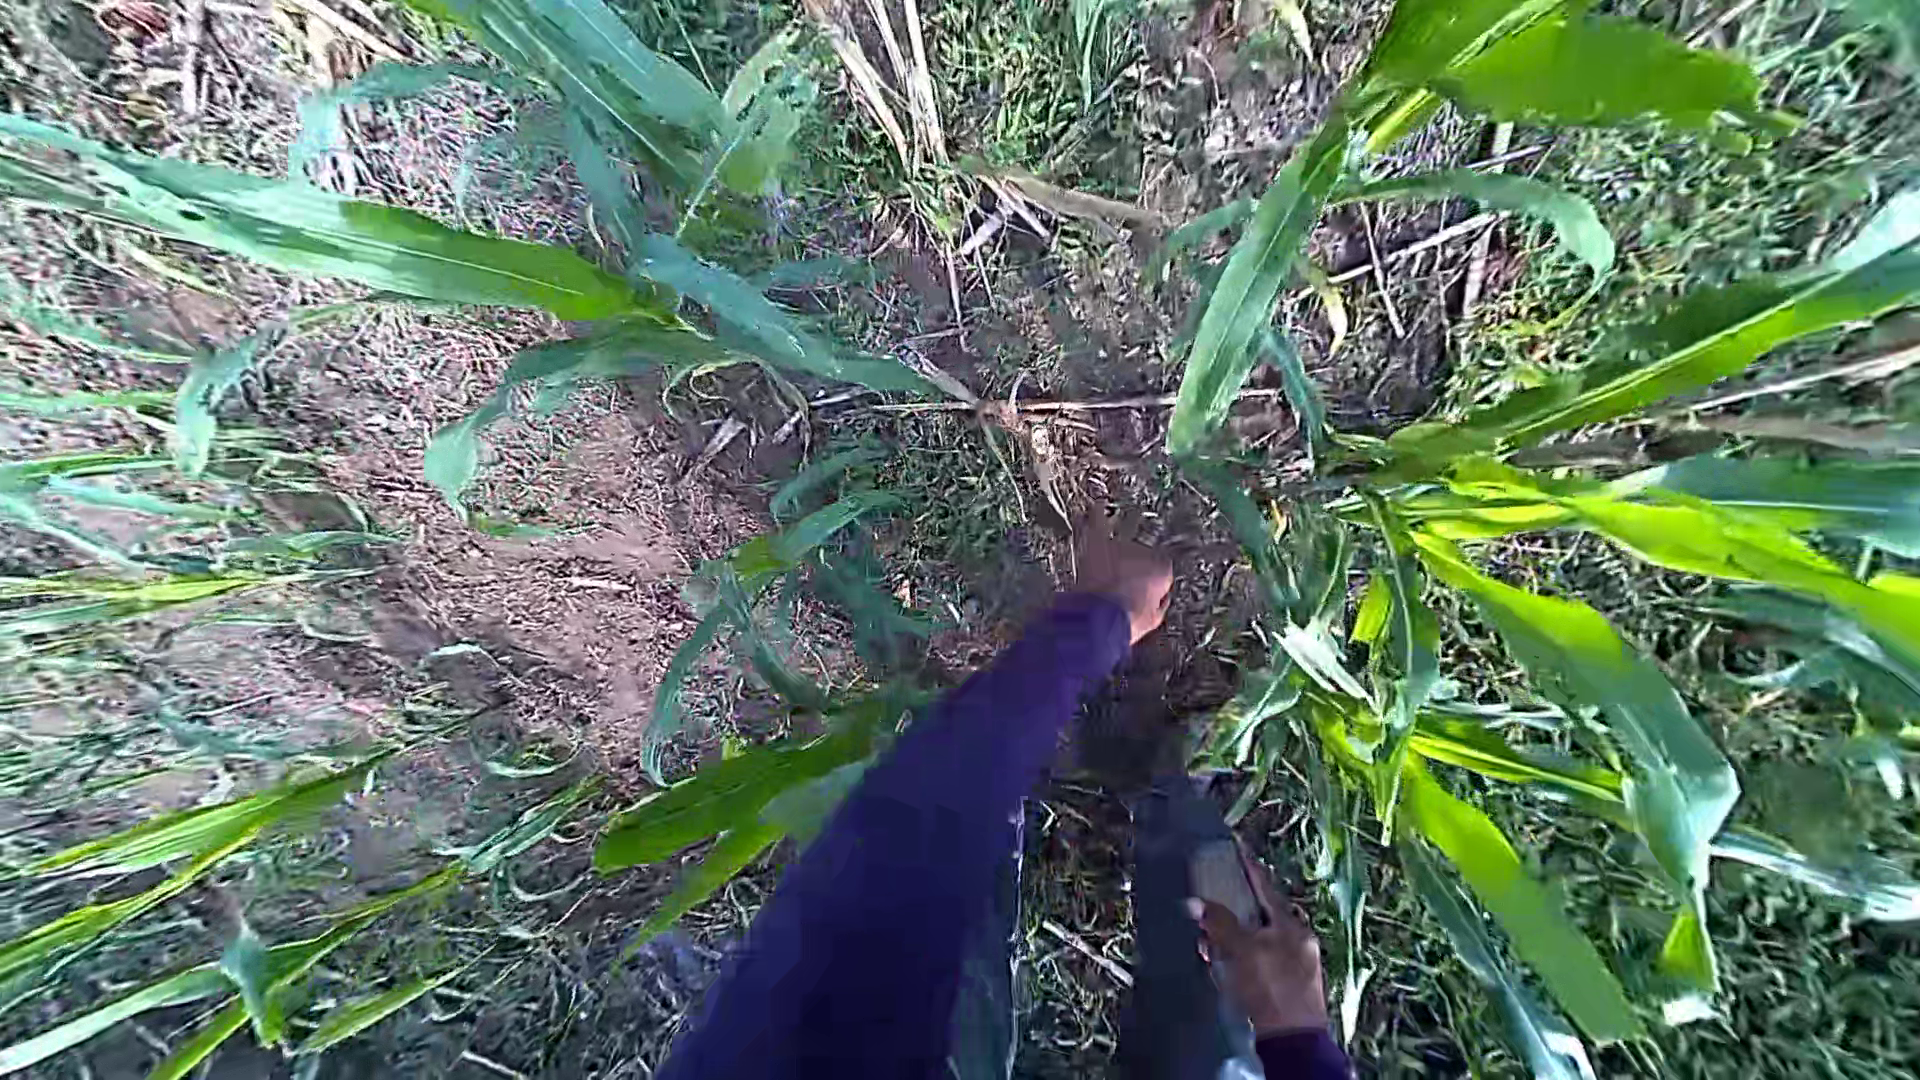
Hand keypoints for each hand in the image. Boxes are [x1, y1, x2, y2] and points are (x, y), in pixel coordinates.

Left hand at [1073, 515, 1172, 644]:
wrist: (1101, 617)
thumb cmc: (1127, 620)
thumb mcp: (1153, 618)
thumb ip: (1159, 603)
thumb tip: (1160, 601)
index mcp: (1162, 570)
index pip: (1163, 561)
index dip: (1153, 569)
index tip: (1147, 574)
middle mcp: (1143, 552)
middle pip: (1145, 542)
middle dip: (1142, 546)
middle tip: (1136, 552)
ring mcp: (1120, 545)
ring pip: (1125, 526)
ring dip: (1128, 521)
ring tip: (1129, 514)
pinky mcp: (1098, 543)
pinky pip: (1098, 519)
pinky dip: (1097, 511)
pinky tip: (1097, 503)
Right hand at [1187, 846, 1329, 1037]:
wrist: (1293, 1046)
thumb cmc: (1270, 988)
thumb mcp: (1240, 950)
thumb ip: (1218, 922)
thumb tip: (1195, 903)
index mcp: (1292, 926)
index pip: (1264, 885)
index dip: (1246, 865)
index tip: (1233, 846)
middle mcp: (1298, 941)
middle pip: (1259, 912)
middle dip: (1233, 906)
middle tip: (1211, 897)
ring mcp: (1296, 965)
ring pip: (1258, 937)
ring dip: (1232, 935)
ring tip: (1209, 938)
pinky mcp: (1289, 986)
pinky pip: (1260, 958)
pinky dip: (1240, 955)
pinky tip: (1222, 962)